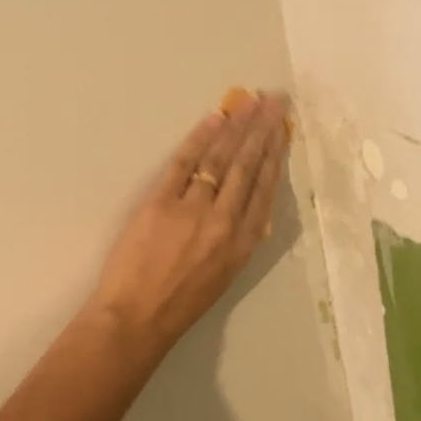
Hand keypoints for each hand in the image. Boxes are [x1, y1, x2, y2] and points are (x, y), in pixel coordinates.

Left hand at [85, 90, 290, 356]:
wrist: (137, 318)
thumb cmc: (180, 305)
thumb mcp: (224, 276)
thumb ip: (237, 240)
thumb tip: (249, 208)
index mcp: (243, 245)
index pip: (264, 191)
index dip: (275, 156)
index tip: (282, 131)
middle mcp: (225, 223)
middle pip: (247, 167)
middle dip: (262, 131)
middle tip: (273, 101)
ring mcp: (193, 210)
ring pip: (221, 160)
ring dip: (237, 127)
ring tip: (250, 102)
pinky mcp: (161, 203)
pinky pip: (184, 162)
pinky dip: (200, 138)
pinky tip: (215, 119)